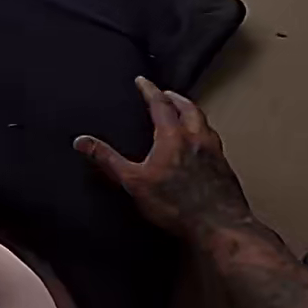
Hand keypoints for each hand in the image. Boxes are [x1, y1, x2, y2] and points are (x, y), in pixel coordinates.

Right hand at [74, 77, 260, 244]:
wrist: (219, 227)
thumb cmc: (176, 205)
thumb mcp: (132, 181)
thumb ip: (107, 159)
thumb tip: (81, 141)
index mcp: (173, 137)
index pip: (160, 105)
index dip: (149, 90)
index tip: (143, 81)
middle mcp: (196, 139)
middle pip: (189, 108)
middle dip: (176, 98)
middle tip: (166, 93)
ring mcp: (215, 153)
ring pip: (205, 123)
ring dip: (193, 113)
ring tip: (185, 113)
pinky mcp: (225, 169)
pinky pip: (214, 141)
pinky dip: (204, 134)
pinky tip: (201, 146)